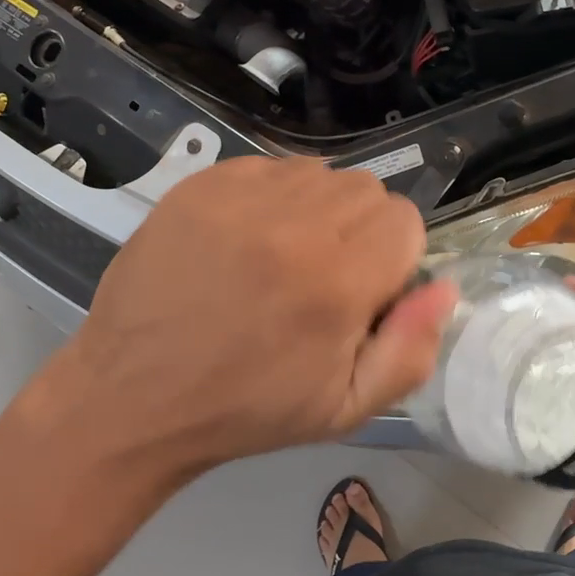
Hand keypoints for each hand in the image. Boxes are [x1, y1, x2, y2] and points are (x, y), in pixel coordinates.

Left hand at [55, 156, 455, 475]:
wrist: (130, 397)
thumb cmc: (247, 409)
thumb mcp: (345, 408)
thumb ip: (411, 348)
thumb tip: (444, 286)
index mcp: (337, 281)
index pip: (406, 221)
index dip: (393, 258)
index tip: (363, 292)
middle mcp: (296, 224)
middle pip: (368, 191)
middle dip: (360, 231)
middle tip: (323, 276)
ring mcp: (243, 197)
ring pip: (322, 173)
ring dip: (318, 209)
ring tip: (283, 256)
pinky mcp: (203, 183)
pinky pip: (270, 166)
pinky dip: (273, 196)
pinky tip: (247, 238)